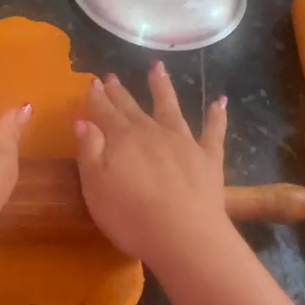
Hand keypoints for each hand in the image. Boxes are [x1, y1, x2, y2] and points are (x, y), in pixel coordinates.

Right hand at [74, 62, 230, 265]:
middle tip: (111, 77)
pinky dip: (217, 115)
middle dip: (120, 92)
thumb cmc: (130, 216)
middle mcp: (152, 132)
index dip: (96, 98)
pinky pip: (214, 131)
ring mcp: (184, 143)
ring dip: (162, 88)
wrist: (185, 237)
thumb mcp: (95, 186)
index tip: (91, 83)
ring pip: (171, 108)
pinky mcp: (208, 159)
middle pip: (132, 107)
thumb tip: (83, 120)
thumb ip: (89, 150)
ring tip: (157, 68)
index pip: (104, 112)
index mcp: (122, 138)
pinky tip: (221, 101)